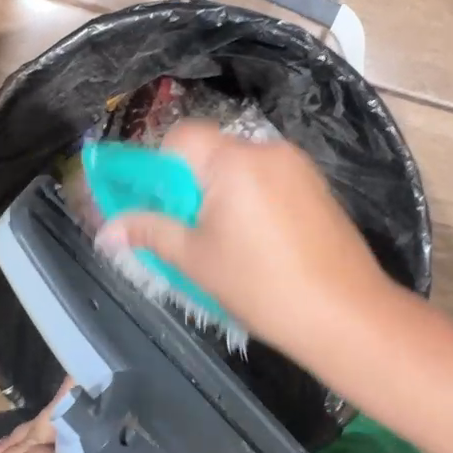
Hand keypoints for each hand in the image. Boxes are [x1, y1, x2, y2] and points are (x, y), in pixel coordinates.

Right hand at [98, 120, 392, 350]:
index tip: (155, 202)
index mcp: (233, 162)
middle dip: (190, 182)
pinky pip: (268, 178)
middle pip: (211, 149)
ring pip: (240, 165)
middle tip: (185, 227)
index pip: (181, 136)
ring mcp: (297, 166)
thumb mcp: (196, 261)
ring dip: (220, 191)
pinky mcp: (317, 186)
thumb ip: (149, 233)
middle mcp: (266, 150)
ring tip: (223, 240)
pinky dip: (251, 197)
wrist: (347, 315)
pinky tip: (256, 241)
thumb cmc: (262, 287)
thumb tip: (105, 229)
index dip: (159, 163)